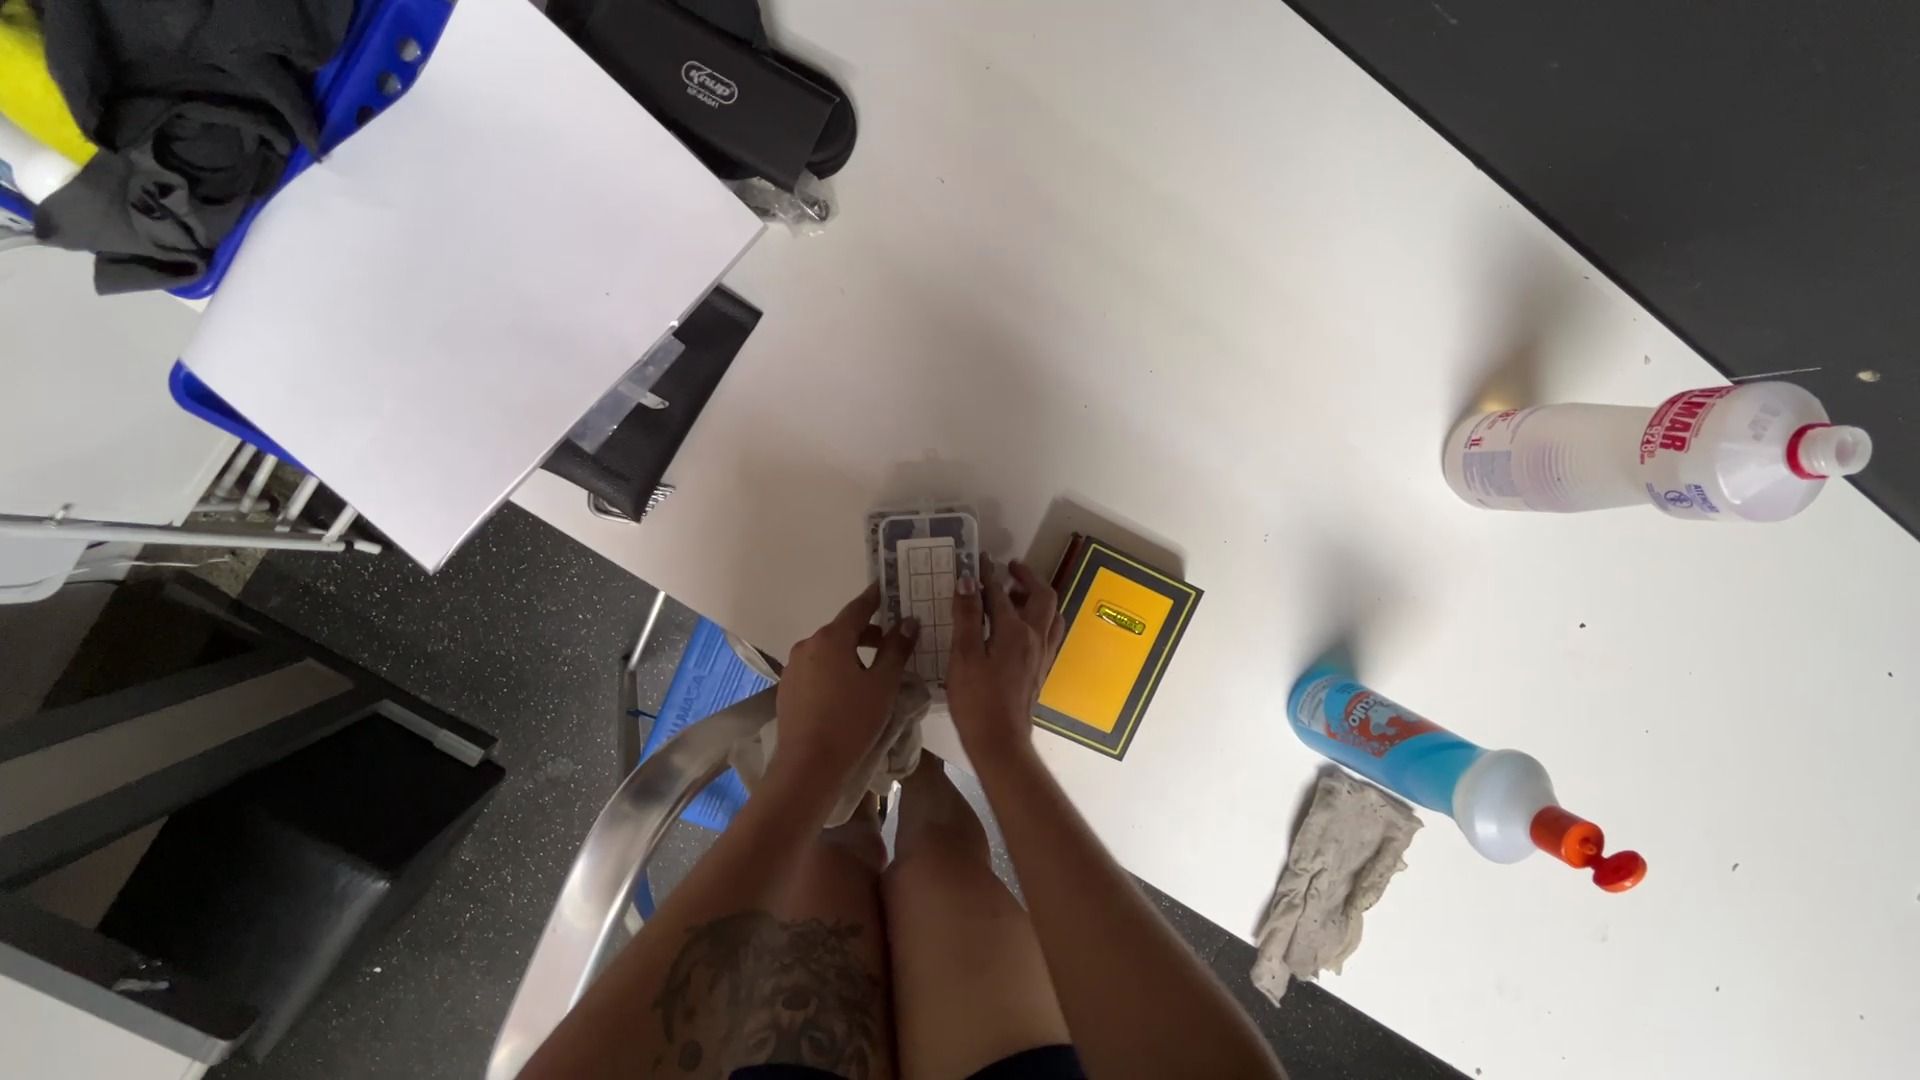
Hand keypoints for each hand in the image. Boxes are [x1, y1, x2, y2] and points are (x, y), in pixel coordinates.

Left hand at [773, 584, 918, 789]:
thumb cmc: (851, 721)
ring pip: (829, 652)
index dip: (875, 598)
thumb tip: (909, 622)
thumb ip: (896, 649)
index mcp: (831, 638)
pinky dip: (836, 671)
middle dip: (869, 634)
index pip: (858, 608)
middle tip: (894, 643)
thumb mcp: (883, 685)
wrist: (808, 766)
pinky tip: (849, 692)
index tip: (888, 589)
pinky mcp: (788, 689)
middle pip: (843, 630)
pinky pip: (818, 670)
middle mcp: (808, 645)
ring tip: (875, 673)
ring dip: (852, 654)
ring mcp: (794, 667)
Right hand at [946, 556, 1066, 765]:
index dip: (987, 574)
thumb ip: (967, 617)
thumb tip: (968, 581)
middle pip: (1043, 597)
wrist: (1000, 741)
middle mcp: (1036, 638)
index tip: (978, 560)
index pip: (1000, 593)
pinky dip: (1040, 619)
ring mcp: (1042, 655)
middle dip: (1027, 577)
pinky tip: (1022, 627)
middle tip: (1009, 568)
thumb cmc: (976, 701)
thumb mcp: (964, 656)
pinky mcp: (1041, 670)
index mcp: (1015, 632)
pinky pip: (1050, 633)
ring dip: (1038, 598)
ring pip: (1052, 615)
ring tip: (1016, 595)